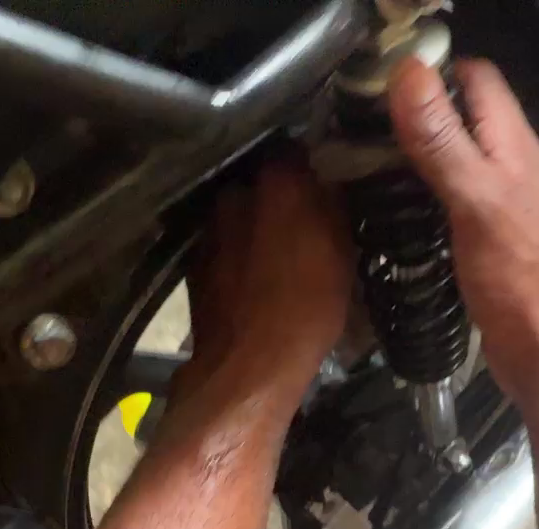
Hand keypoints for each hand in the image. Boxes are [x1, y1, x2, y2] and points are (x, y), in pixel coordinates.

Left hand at [176, 155, 352, 412]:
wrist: (249, 365)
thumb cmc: (309, 310)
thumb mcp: (344, 257)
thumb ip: (335, 207)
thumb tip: (333, 180)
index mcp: (280, 180)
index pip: (301, 152)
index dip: (316, 169)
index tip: (329, 188)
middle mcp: (238, 190)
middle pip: (266, 183)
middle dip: (284, 199)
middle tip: (306, 226)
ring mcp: (210, 224)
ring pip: (242, 213)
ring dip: (258, 226)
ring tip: (278, 257)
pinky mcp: (194, 258)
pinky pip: (224, 244)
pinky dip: (238, 253)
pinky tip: (253, 279)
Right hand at [387, 58, 538, 413]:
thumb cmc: (517, 278)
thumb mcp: (476, 201)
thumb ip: (443, 141)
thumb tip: (407, 74)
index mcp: (513, 147)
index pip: (476, 78)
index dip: (432, 72)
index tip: (380, 87)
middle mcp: (509, 168)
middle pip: (461, 119)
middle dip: (415, 116)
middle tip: (362, 131)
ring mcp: (498, 206)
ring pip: (454, 161)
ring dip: (416, 159)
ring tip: (367, 167)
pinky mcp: (485, 241)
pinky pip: (451, 202)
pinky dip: (424, 199)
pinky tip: (396, 214)